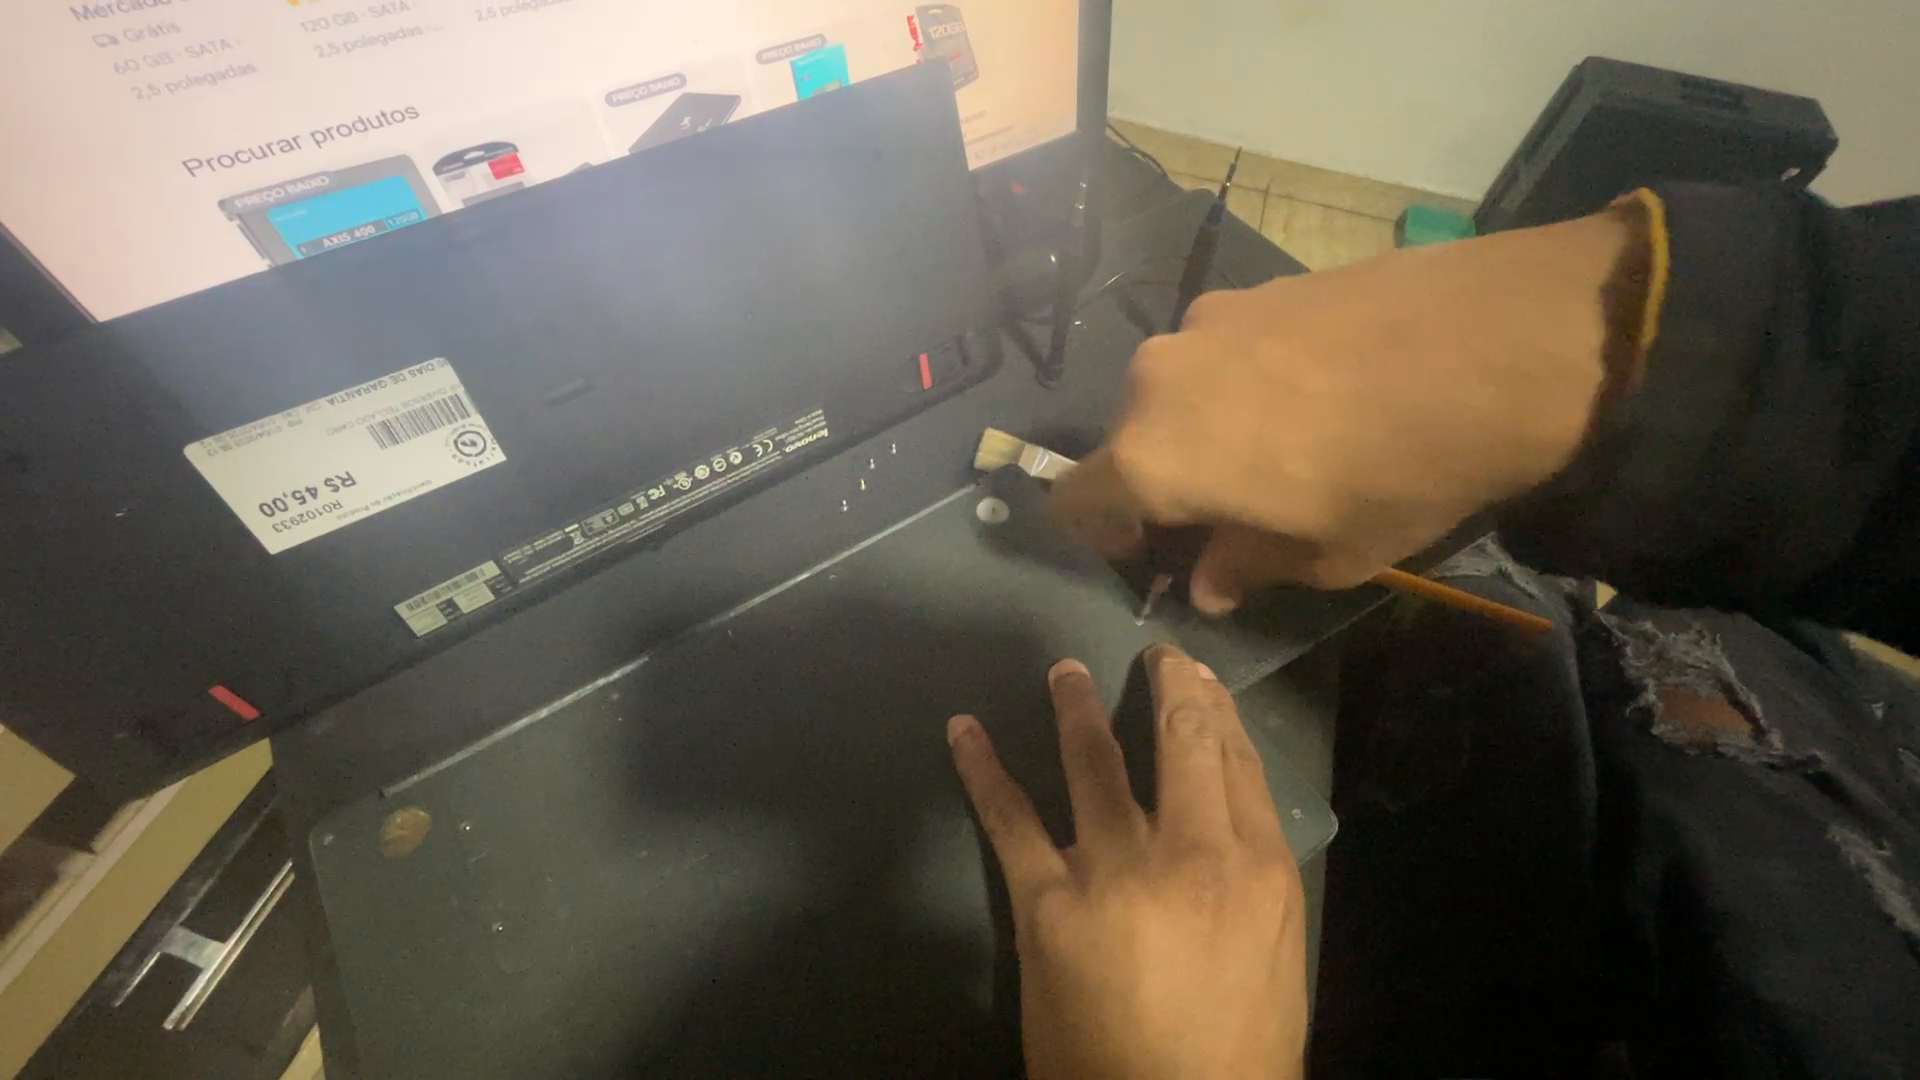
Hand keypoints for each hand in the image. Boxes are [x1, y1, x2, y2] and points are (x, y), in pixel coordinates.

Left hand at [946, 646, 1307, 1079]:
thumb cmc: (1232, 1040)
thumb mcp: (1272, 950)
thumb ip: (1248, 868)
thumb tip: (1222, 797)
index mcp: (1256, 870)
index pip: (1236, 760)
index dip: (1214, 707)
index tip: (1196, 674)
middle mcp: (1188, 855)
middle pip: (1180, 742)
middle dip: (1168, 685)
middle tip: (1153, 654)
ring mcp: (1111, 871)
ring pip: (1094, 760)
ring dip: (1076, 705)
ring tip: (1064, 670)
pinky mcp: (1045, 899)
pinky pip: (1009, 816)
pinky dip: (982, 768)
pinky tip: (962, 729)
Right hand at [1054, 209, 1645, 611]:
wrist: (1504, 342)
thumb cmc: (1395, 474)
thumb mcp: (1321, 553)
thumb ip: (1240, 568)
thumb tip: (1206, 584)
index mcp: (1151, 456)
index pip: (1074, 499)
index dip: (1100, 533)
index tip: (1152, 547)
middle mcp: (1154, 382)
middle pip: (1126, 442)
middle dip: (1161, 479)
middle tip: (1227, 502)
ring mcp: (1201, 324)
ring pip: (1171, 392)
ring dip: (1199, 425)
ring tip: (1278, 436)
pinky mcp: (1250, 287)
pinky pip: (1216, 350)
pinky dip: (1237, 378)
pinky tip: (1310, 385)